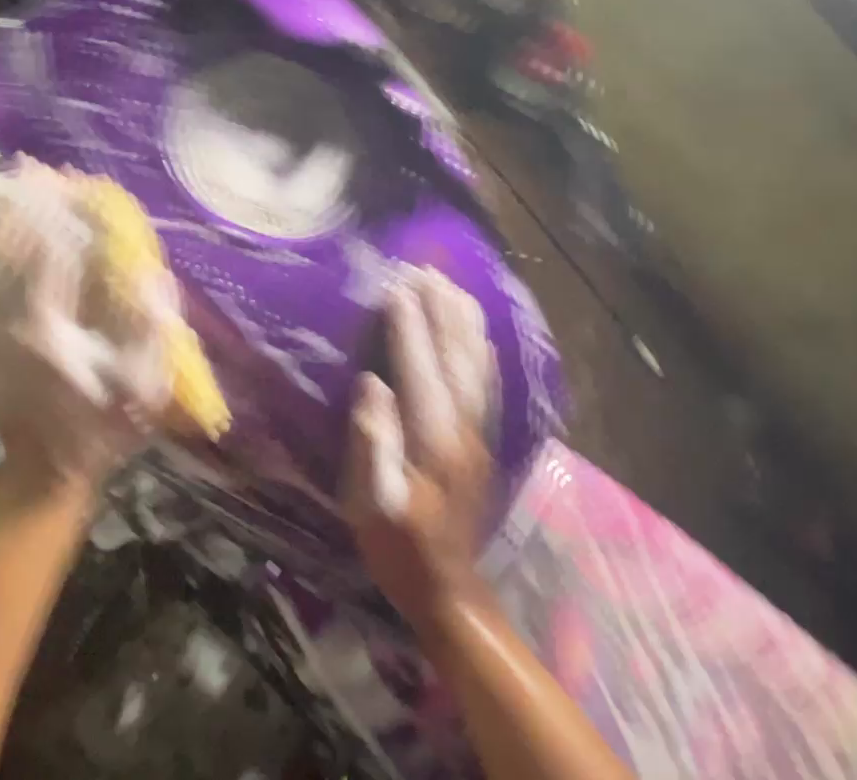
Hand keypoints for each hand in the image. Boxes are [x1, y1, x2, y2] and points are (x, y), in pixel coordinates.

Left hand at [0, 183, 175, 490]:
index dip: (52, 211)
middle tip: (24, 167)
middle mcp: (8, 325)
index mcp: (53, 331)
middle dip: (16, 204)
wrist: (45, 470)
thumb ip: (153, 334)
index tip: (59, 177)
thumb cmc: (103, 429)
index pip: (48, 255)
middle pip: (4, 250)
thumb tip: (155, 278)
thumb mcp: (146, 392)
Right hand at [344, 267, 499, 625]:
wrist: (447, 588)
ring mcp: (478, 433)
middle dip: (438, 307)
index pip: (421, 366)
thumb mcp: (370, 504)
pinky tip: (474, 331)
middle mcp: (463, 426)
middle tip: (420, 267)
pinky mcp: (482, 441)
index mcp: (433, 437)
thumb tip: (371, 384)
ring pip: (477, 361)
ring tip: (447, 282)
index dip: (408, 323)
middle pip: (455, 354)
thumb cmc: (398, 546)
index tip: (395, 283)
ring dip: (461, 318)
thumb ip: (372, 442)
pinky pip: (487, 381)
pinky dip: (480, 347)